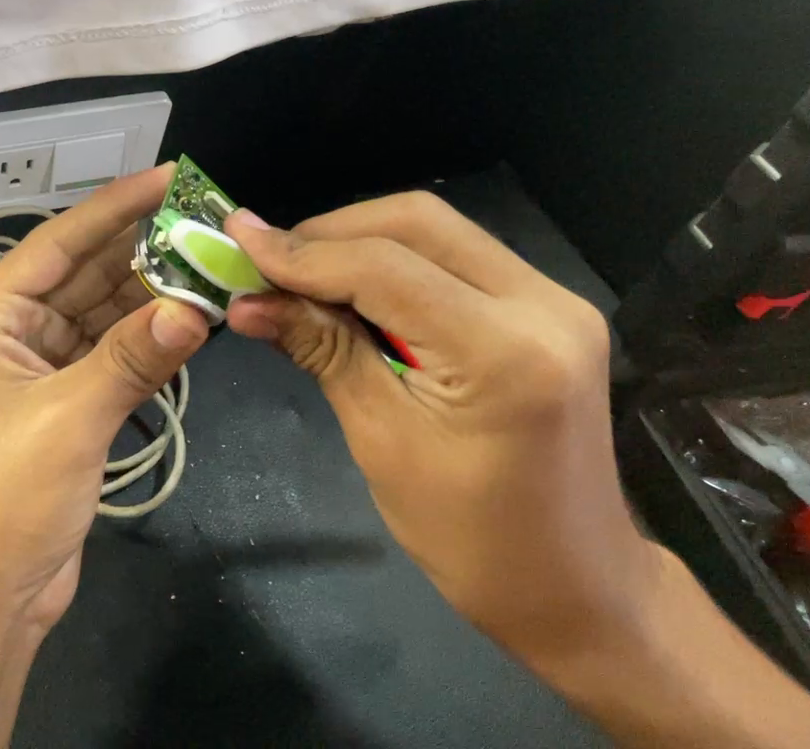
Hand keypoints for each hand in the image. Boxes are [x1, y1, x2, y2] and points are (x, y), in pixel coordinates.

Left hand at [0, 167, 208, 748]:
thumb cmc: (6, 498)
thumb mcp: (70, 418)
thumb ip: (133, 357)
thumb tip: (196, 307)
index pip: (56, 243)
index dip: (113, 207)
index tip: (168, 177)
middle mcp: (9, 331)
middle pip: (82, 273)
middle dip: (141, 248)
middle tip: (205, 219)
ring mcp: (38, 365)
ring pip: (101, 312)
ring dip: (150, 292)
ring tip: (211, 263)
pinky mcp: (64, 400)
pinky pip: (110, 352)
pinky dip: (147, 338)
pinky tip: (191, 317)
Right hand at [222, 192, 655, 664]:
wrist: (574, 586)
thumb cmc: (469, 536)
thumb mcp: (380, 440)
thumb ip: (320, 350)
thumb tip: (246, 301)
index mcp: (505, 352)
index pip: (384, 268)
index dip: (300, 252)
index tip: (235, 241)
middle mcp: (543, 305)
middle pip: (417, 223)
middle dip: (329, 233)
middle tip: (264, 260)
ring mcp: (554, 300)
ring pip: (436, 231)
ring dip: (358, 242)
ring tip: (295, 274)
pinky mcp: (547, 309)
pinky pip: (455, 258)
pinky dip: (392, 262)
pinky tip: (348, 290)